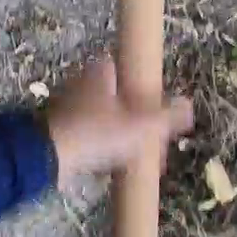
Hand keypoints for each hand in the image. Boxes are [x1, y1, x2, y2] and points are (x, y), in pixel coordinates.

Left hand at [42, 52, 193, 183]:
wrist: (48, 155)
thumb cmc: (97, 132)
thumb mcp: (141, 124)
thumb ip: (167, 115)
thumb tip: (188, 104)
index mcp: (101, 71)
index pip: (130, 69)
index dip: (149, 90)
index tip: (162, 113)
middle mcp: (84, 82)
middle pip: (123, 98)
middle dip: (142, 122)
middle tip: (156, 146)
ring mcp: (72, 105)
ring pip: (110, 118)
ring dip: (127, 139)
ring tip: (144, 161)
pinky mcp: (64, 128)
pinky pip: (94, 135)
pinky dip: (109, 149)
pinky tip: (120, 168)